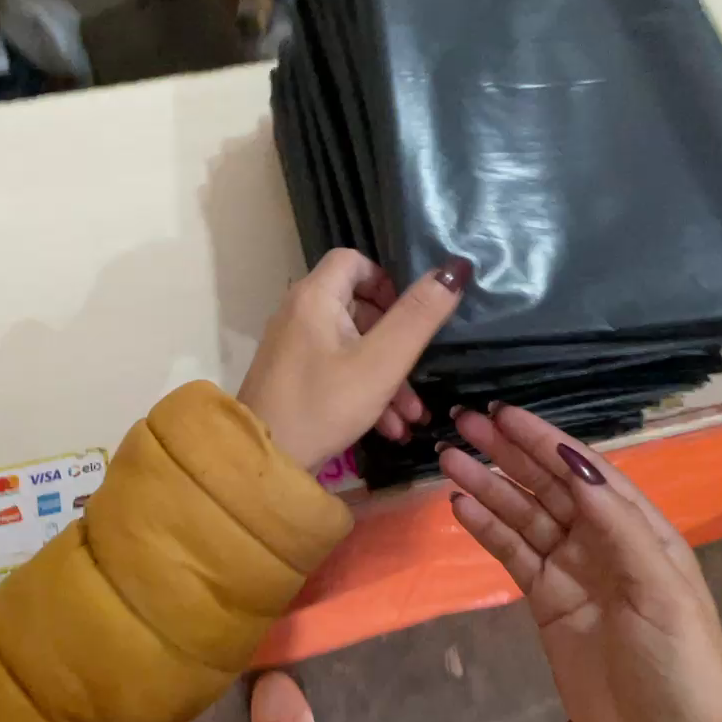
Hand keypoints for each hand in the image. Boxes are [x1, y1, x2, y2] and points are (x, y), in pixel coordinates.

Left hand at [237, 248, 468, 469]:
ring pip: (352, 346)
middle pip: (358, 307)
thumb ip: (418, 315)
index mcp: (314, 296)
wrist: (266, 461)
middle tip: (419, 372)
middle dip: (397, 342)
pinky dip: (364, 390)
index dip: (386, 280)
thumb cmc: (324, 404)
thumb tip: (455, 267)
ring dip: (387, 376)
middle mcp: (298, 313)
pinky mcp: (292, 376)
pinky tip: (389, 428)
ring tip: (412, 416)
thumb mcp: (382, 361)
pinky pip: (336, 370)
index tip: (411, 313)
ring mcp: (293, 346)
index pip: (353, 260)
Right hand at [439, 405, 721, 721]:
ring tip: (448, 458)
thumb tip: (575, 466)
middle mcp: (600, 539)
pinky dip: (486, 528)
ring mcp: (568, 567)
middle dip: (507, 452)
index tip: (504, 414)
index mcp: (639, 529)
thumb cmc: (678, 666)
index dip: (544, 440)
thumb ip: (619, 528)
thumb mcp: (663, 594)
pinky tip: (460, 506)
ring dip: (487, 484)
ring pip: (521, 513)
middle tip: (463, 421)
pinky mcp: (543, 597)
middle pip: (545, 484)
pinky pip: (511, 553)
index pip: (584, 471)